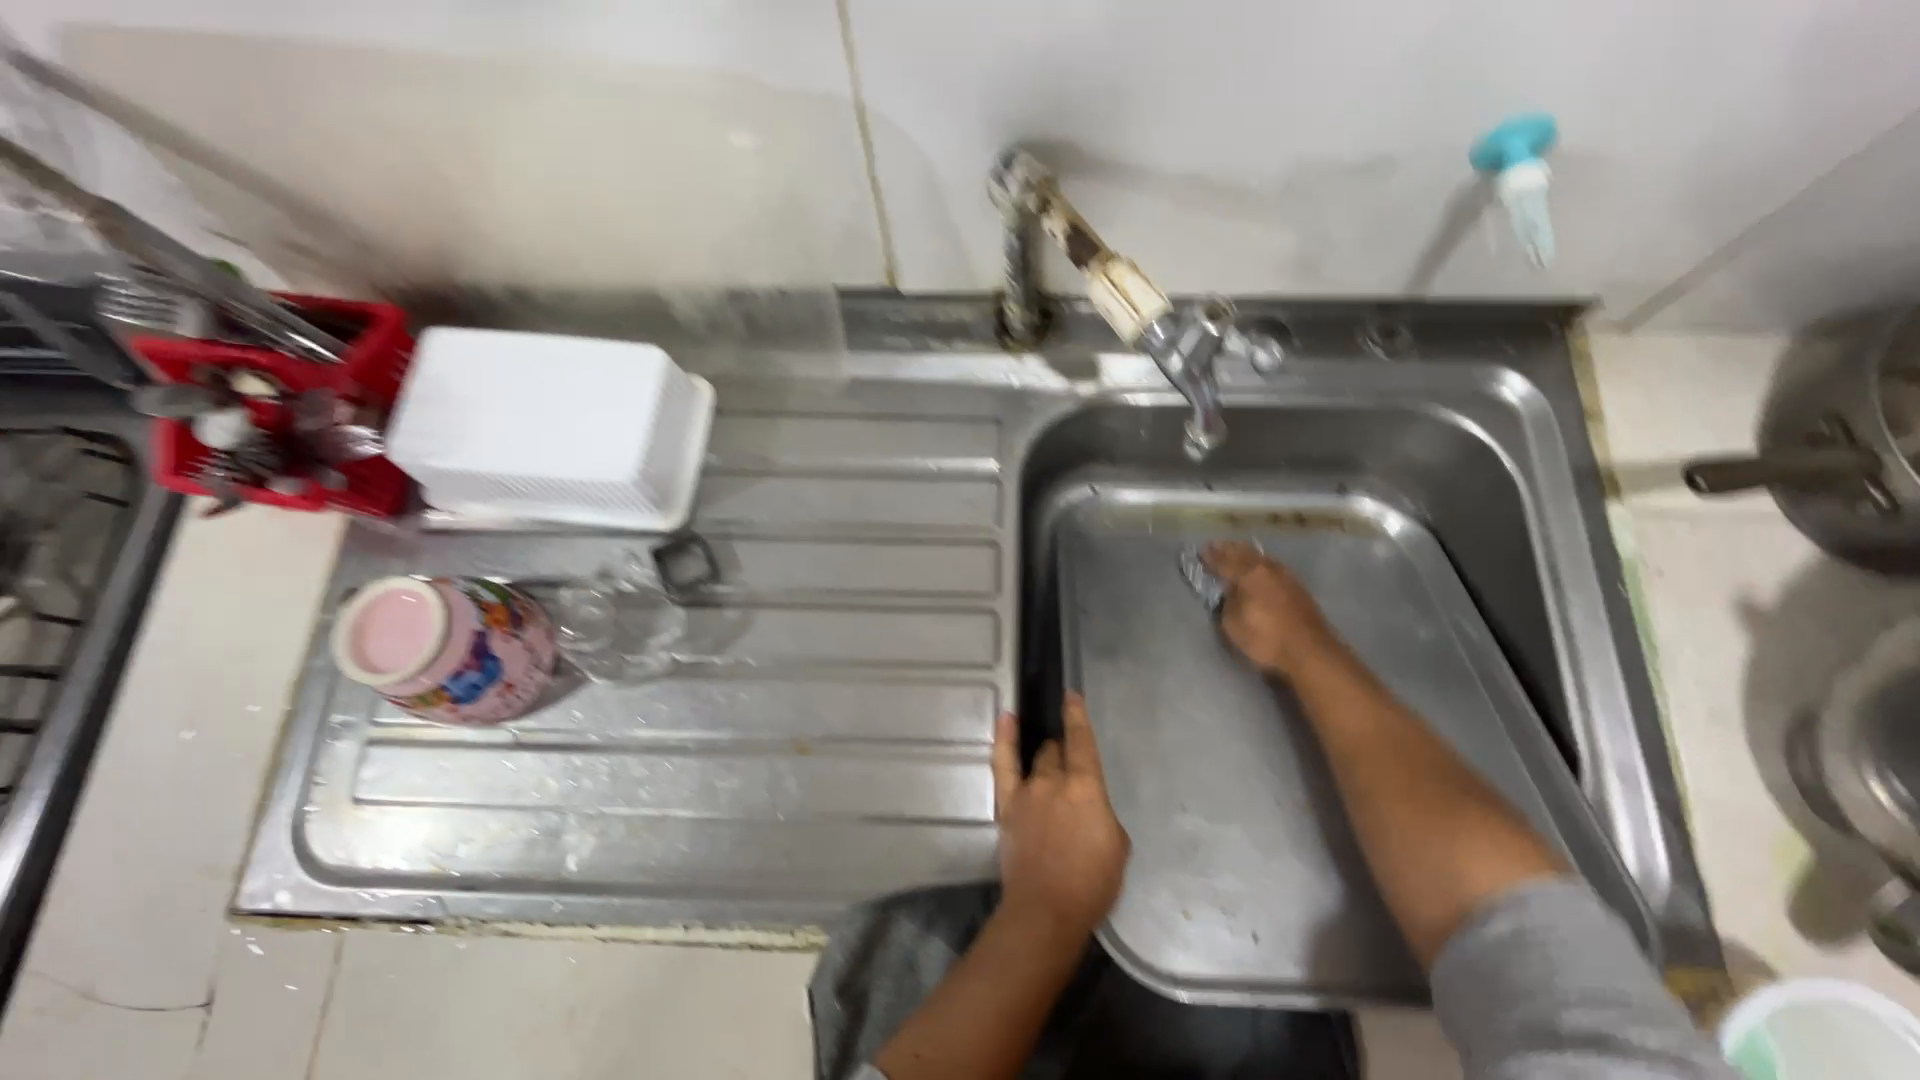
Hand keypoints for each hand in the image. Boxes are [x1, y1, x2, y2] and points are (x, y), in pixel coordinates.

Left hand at [991, 693, 1130, 935]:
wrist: (1047, 909)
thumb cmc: (1092, 883)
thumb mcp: (1117, 845)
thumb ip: (1101, 814)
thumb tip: (1088, 808)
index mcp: (1087, 788)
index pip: (1083, 742)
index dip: (1078, 716)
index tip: (1072, 696)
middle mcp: (1055, 780)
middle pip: (1058, 751)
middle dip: (1066, 752)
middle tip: (1073, 766)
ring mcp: (1027, 791)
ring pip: (1037, 758)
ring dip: (1046, 755)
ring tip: (1050, 753)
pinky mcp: (1006, 806)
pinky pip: (1003, 764)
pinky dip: (1004, 739)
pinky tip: (1005, 719)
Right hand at [1202, 541, 1337, 675]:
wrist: (1310, 649)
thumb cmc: (1265, 637)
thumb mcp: (1233, 624)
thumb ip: (1228, 602)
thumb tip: (1230, 591)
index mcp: (1248, 574)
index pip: (1224, 561)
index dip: (1211, 556)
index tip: (1200, 551)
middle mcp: (1267, 569)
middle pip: (1244, 553)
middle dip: (1229, 549)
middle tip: (1216, 545)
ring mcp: (1285, 576)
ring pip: (1261, 558)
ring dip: (1247, 553)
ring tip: (1237, 551)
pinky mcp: (1297, 587)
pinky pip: (1273, 566)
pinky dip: (1261, 563)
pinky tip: (1260, 567)